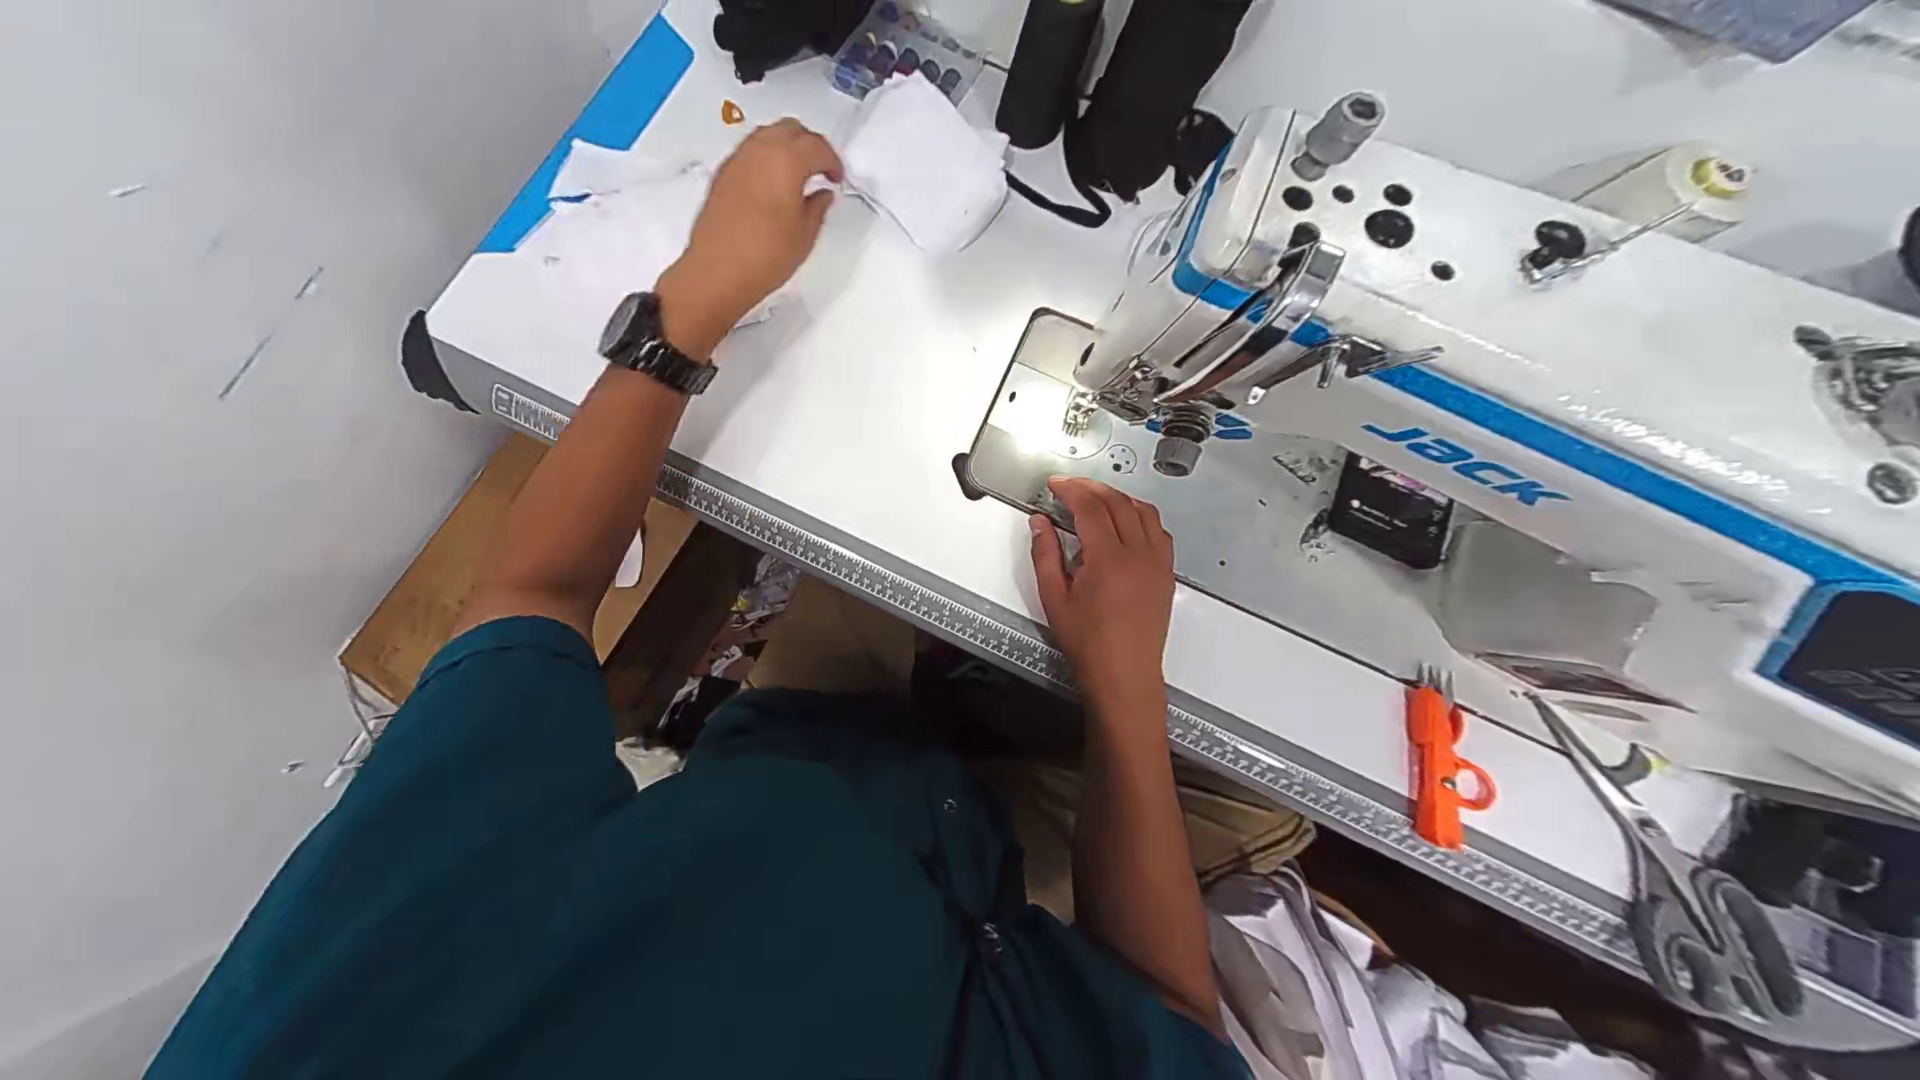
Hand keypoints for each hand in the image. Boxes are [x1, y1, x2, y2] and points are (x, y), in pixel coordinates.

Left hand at [656, 118, 842, 358]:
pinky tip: (774, 186)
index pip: (817, 146)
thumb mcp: (805, 235)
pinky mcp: (723, 174)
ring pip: (768, 136)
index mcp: (786, 160)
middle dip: (811, 146)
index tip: (837, 177)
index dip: (833, 161)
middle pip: (791, 130)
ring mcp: (737, 159)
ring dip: (787, 149)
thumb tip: (822, 195)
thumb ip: (818, 207)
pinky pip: (750, 152)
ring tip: (799, 176)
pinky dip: (767, 159)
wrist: (719, 271)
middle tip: (822, 169)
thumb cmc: (763, 256)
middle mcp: (759, 150)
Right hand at [1029, 477, 1176, 725]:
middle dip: (1092, 488)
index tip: (1056, 484)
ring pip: (1144, 511)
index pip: (1091, 507)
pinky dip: (1141, 516)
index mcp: (1109, 560)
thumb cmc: (1089, 644)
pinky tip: (1126, 521)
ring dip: (1119, 497)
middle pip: (1118, 503)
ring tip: (1096, 498)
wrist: (1124, 675)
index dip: (1071, 489)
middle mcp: (1139, 555)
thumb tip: (1039, 523)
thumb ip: (1045, 554)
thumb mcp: (1054, 598)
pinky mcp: (1166, 573)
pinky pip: (1159, 531)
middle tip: (1070, 486)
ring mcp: (1158, 563)